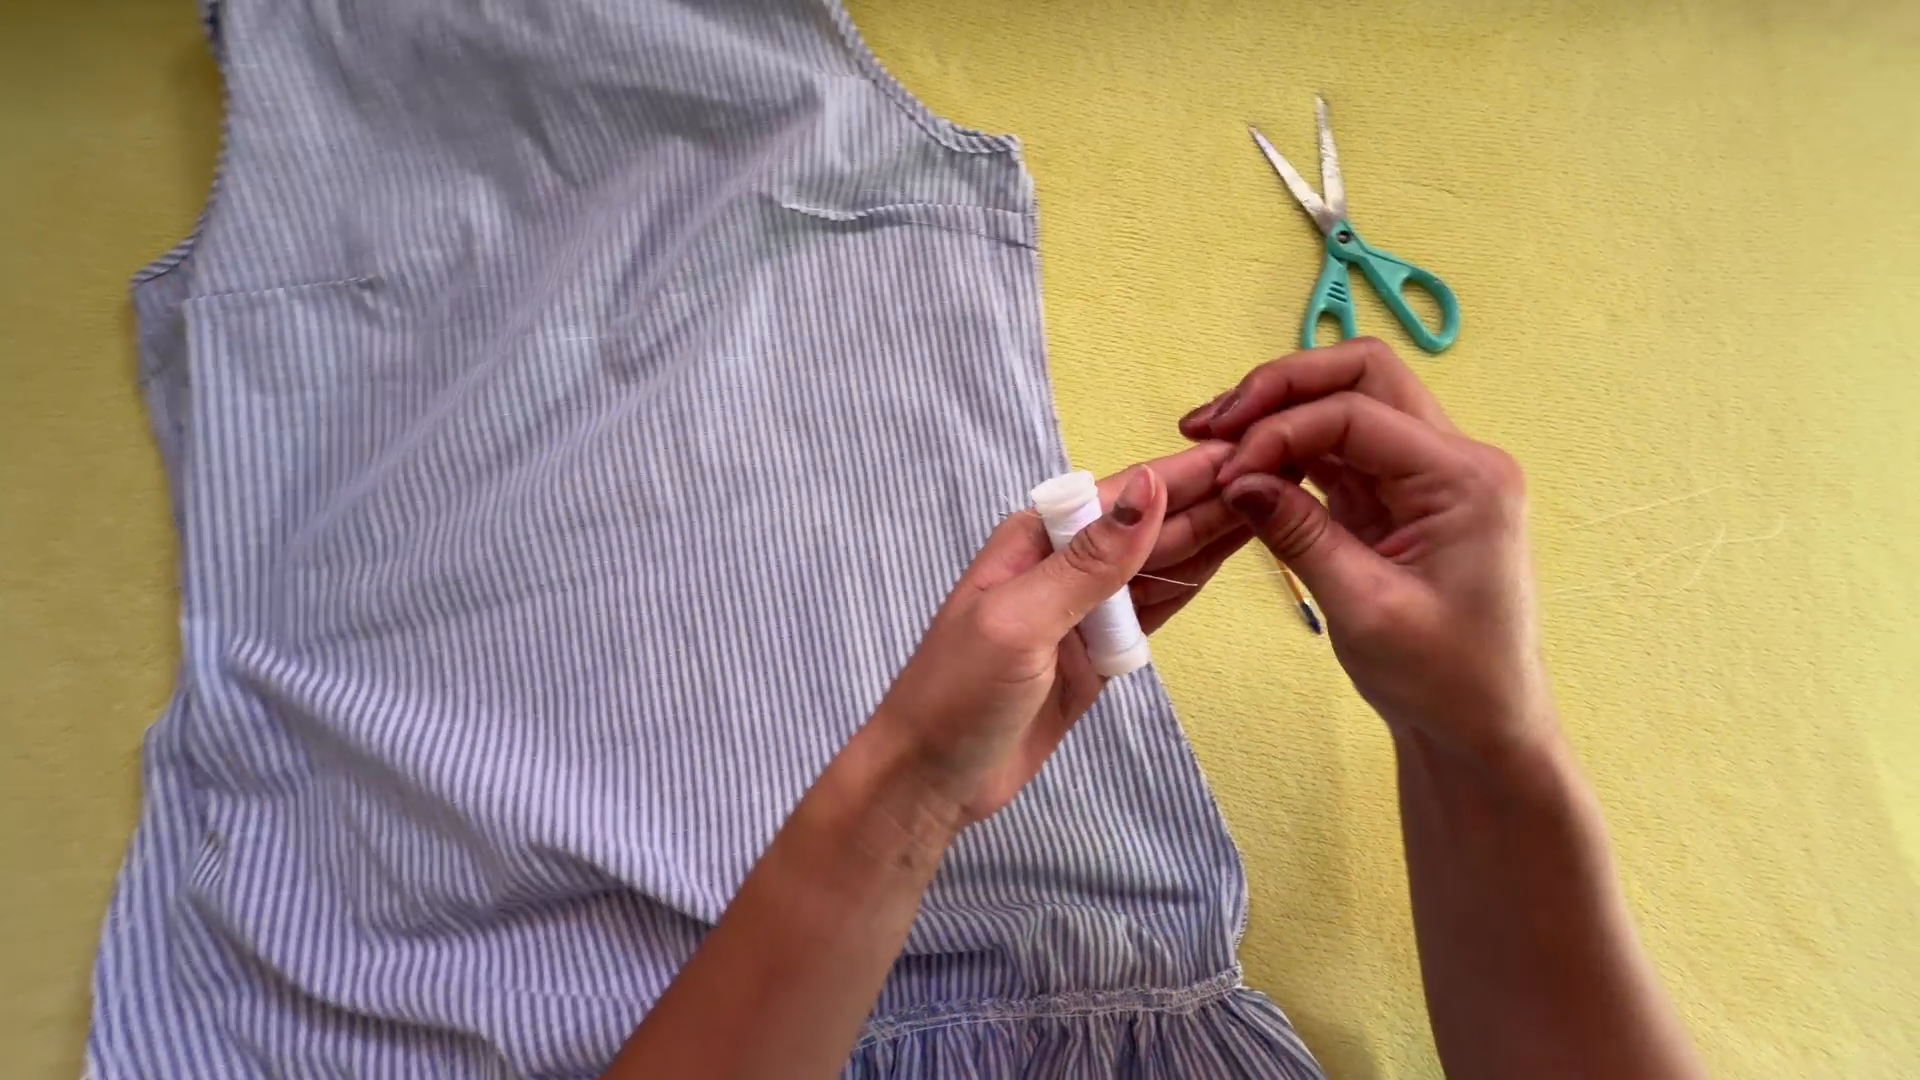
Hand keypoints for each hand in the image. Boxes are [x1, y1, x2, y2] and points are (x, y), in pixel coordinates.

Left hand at [875, 442, 1247, 827]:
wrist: (932, 778)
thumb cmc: (958, 693)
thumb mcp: (1021, 621)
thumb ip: (1089, 562)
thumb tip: (1149, 488)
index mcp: (1034, 542)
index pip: (1120, 497)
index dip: (1183, 475)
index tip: (1248, 451)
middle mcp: (1060, 568)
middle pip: (1144, 528)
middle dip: (1205, 503)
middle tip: (1280, 476)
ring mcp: (1079, 613)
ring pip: (1153, 568)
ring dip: (1204, 542)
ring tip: (1267, 511)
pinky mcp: (1093, 655)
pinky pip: (1148, 615)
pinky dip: (1183, 591)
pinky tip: (1220, 565)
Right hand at [1180, 338, 1555, 766]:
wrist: (1476, 722)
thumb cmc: (1441, 675)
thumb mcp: (1364, 606)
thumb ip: (1299, 533)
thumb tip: (1234, 478)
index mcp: (1462, 477)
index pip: (1356, 413)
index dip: (1279, 429)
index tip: (1226, 471)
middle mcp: (1450, 458)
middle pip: (1360, 375)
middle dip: (1280, 387)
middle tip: (1213, 422)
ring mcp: (1419, 474)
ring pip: (1343, 403)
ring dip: (1276, 412)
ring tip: (1213, 437)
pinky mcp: (1390, 496)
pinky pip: (1333, 448)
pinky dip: (1284, 448)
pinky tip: (1242, 463)